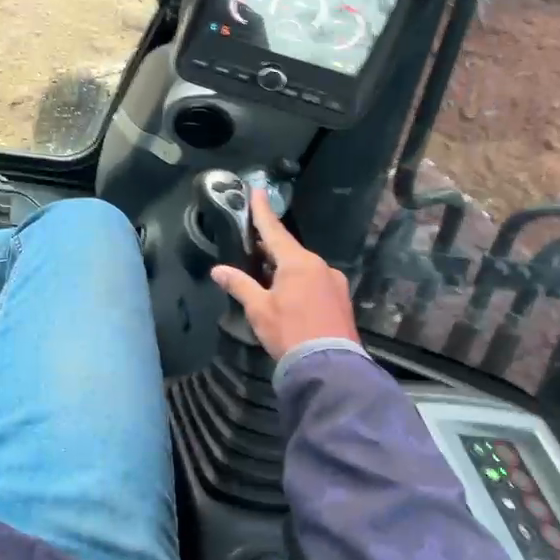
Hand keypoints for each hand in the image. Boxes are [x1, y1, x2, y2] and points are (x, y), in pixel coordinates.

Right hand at [210, 189, 358, 359]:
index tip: (257, 190)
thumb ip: (238, 284)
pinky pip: (313, 280)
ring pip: (302, 266)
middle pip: (288, 249)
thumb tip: (218, 270)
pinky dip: (297, 279)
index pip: (274, 230)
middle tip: (249, 242)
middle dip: (268, 245)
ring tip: (264, 273)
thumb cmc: (290, 332)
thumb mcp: (258, 308)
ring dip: (283, 266)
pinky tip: (286, 291)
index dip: (262, 211)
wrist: (332, 369)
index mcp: (298, 263)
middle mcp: (320, 267)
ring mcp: (334, 283)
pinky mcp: (341, 300)